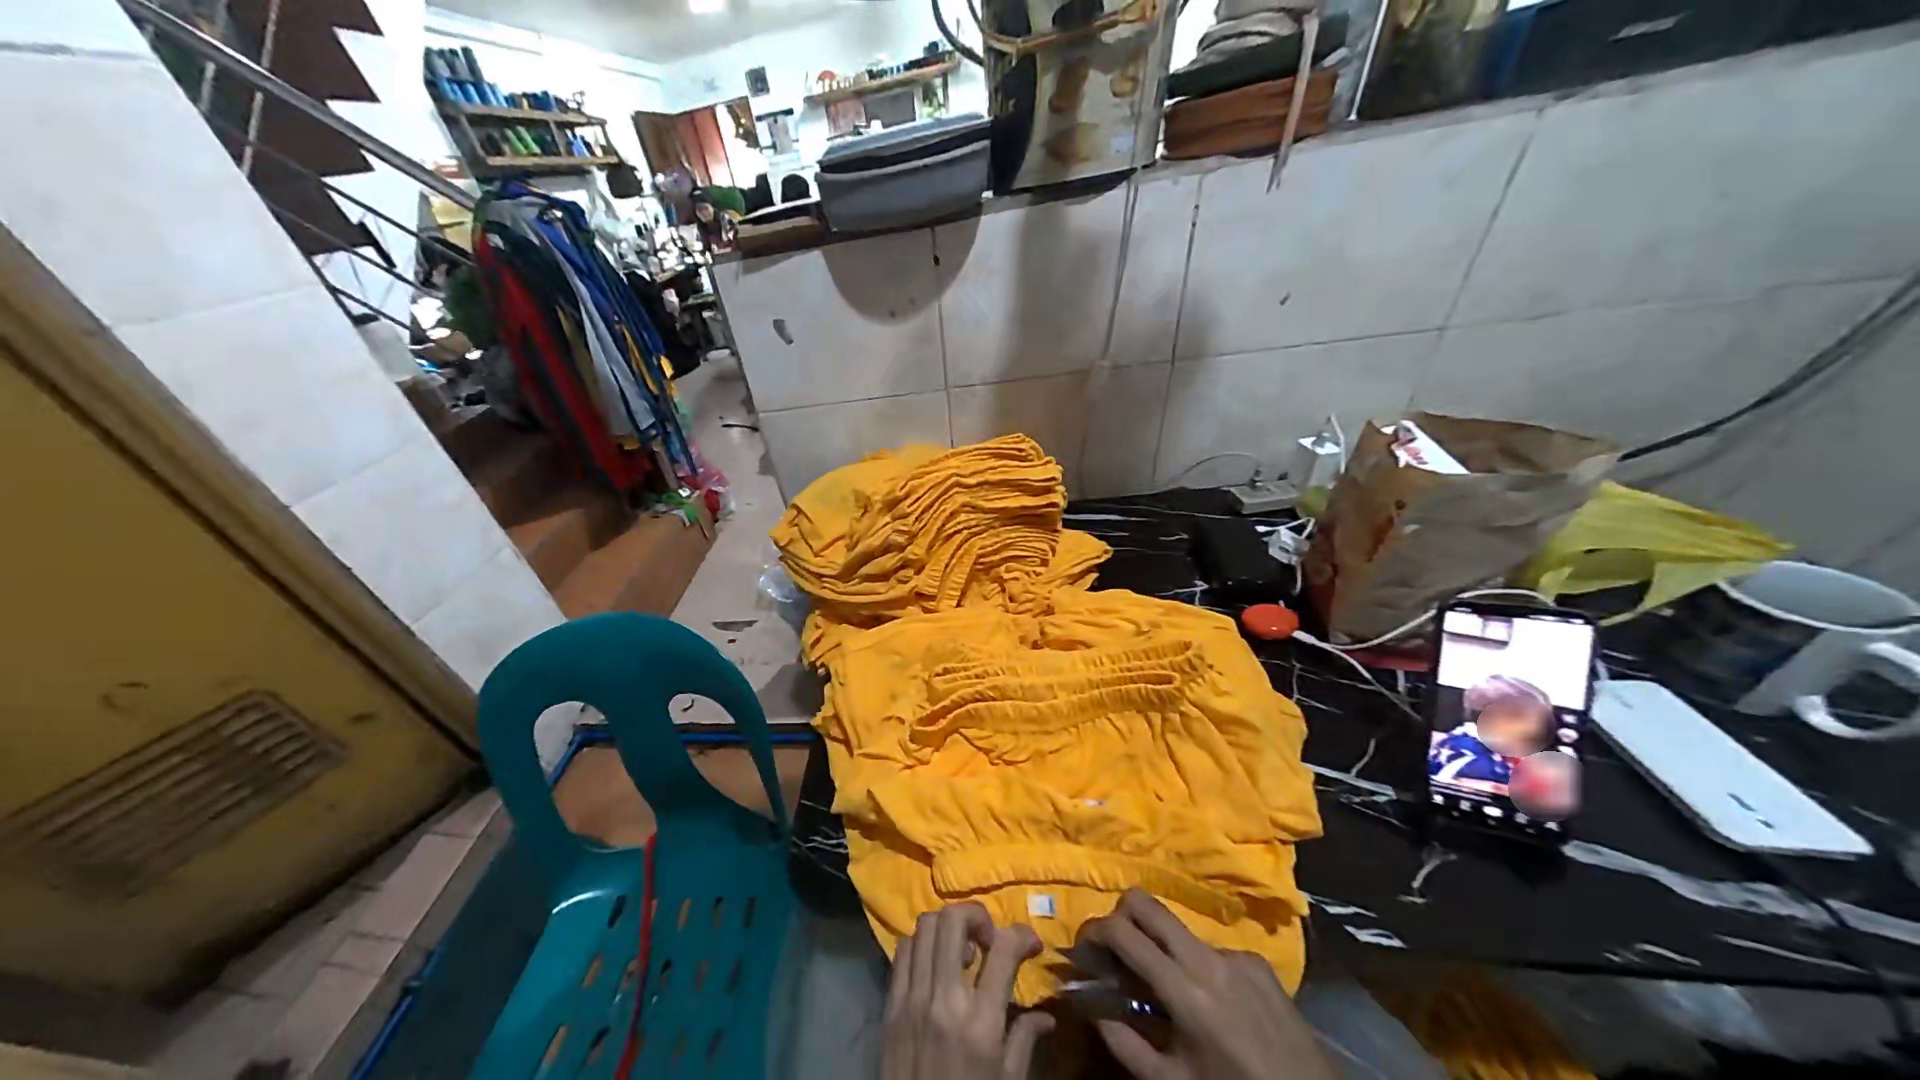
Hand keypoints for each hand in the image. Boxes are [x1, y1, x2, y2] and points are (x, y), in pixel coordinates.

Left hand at [883, 902, 1056, 1079]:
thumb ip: (1025, 1040)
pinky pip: (902, 952)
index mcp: (980, 1023)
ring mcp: (912, 999)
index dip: (1022, 934)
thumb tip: (1046, 1016)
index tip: (1031, 944)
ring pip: (924, 928)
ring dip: (948, 927)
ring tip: (963, 951)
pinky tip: (935, 964)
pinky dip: (921, 944)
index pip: (1003, 949)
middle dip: (977, 915)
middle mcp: (944, 1000)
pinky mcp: (890, 1006)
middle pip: (953, 921)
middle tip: (989, 938)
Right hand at [1078, 889, 1335, 1079]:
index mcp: (1185, 991)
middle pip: (1147, 903)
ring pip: (1177, 929)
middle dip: (1119, 915)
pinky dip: (1195, 967)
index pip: (1124, 933)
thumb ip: (1122, 1040)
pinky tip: (1209, 1003)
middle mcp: (1209, 959)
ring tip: (1165, 990)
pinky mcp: (1256, 960)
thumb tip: (1087, 1001)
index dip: (1093, 931)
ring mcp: (1236, 954)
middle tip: (1113, 949)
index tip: (1083, 947)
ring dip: (1159, 947)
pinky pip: (1210, 950)